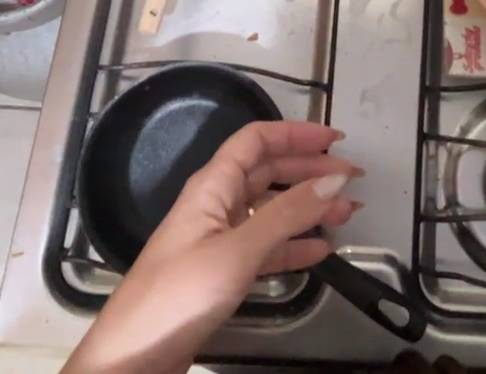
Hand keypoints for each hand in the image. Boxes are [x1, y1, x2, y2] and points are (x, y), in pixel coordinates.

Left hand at [63, 121, 359, 373]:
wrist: (132, 359)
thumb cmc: (179, 294)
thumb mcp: (238, 250)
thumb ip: (287, 214)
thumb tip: (335, 177)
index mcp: (213, 184)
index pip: (257, 140)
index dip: (296, 133)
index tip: (336, 140)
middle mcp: (217, 203)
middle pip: (269, 171)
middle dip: (310, 169)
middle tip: (353, 178)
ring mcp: (219, 238)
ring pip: (272, 209)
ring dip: (309, 207)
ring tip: (349, 212)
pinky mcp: (222, 271)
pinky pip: (267, 246)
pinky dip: (295, 244)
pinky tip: (322, 250)